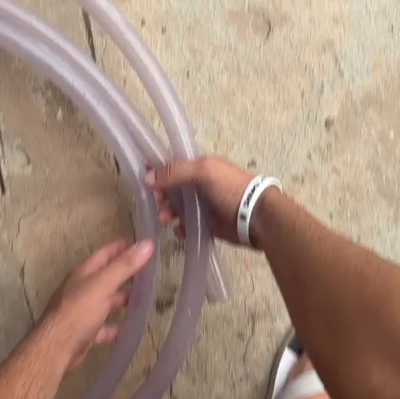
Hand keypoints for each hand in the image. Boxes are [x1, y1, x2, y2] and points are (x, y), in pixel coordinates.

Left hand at [33, 238, 156, 367]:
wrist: (57, 348)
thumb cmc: (79, 311)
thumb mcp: (103, 284)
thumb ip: (124, 266)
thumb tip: (147, 244)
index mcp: (84, 273)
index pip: (105, 254)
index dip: (121, 248)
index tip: (141, 245)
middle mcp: (81, 289)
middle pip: (106, 277)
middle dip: (125, 274)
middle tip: (149, 273)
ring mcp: (82, 311)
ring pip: (106, 301)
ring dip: (121, 299)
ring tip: (143, 300)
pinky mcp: (85, 332)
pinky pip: (104, 327)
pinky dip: (115, 327)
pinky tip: (128, 329)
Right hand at [145, 156, 260, 247]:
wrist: (256, 217)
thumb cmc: (230, 188)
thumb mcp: (203, 171)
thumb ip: (175, 172)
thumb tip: (147, 177)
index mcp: (201, 168)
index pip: (173, 167)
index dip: (158, 172)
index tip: (143, 181)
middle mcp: (201, 186)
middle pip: (172, 190)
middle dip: (161, 196)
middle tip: (156, 204)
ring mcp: (204, 207)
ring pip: (178, 209)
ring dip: (168, 213)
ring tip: (165, 220)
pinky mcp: (208, 226)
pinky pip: (188, 227)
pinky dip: (181, 229)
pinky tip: (179, 231)